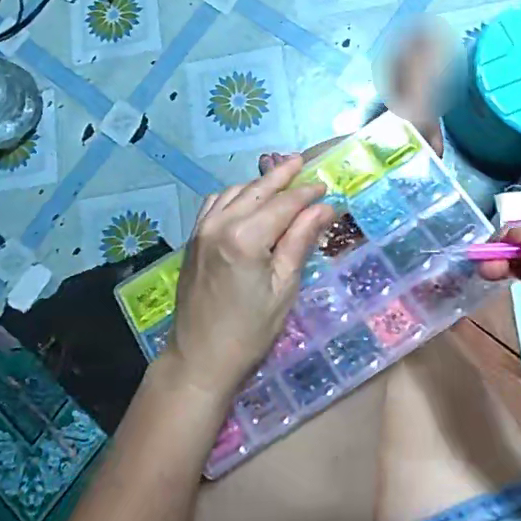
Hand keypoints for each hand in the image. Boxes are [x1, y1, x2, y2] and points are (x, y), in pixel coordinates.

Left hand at [165, 156, 333, 401]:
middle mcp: (220, 223)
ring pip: (235, 192)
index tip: (326, 187)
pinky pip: (215, 203)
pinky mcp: (193, 237)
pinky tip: (247, 198)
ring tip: (281, 178)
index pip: (283, 204)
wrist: (199, 356)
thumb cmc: (249, 330)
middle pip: (257, 190)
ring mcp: (202, 228)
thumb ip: (300, 241)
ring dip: (259, 184)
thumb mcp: (283, 288)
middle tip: (303, 163)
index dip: (306, 194)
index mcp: (245, 237)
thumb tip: (324, 208)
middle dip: (282, 176)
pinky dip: (235, 195)